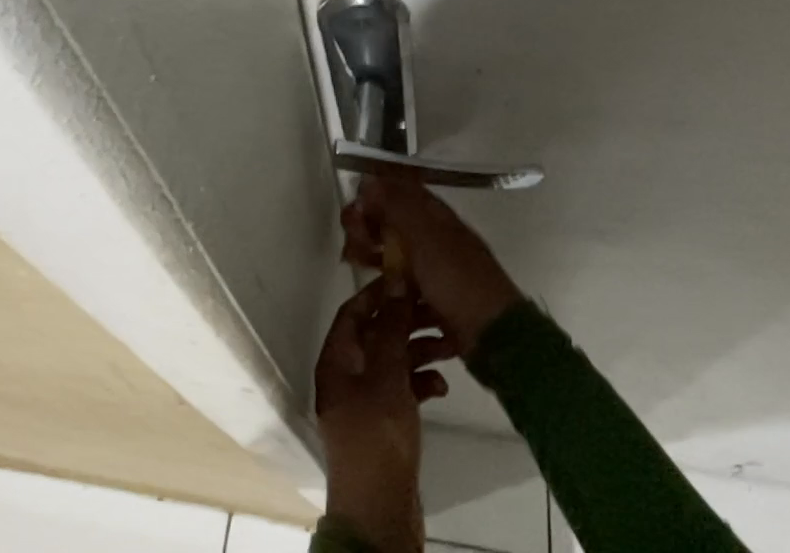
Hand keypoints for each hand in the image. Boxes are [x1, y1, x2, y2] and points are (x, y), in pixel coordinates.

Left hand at [315, 276, 455, 552]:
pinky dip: (421, 383)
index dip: (380, 293)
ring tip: (453, 347)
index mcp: (336, 361)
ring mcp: (365, 400)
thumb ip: (391, 330)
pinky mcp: (385, 422)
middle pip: (377, 335)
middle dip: (409, 322)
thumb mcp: (386, 378)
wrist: (380, 509)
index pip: (354, 312)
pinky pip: (402, 389)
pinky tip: (441, 387)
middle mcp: (346, 375)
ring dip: (421, 351)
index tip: (412, 278)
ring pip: (393, 361)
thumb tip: (394, 282)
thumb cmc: (377, 437)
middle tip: (443, 312)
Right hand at [341, 178, 525, 354]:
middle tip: (353, 244)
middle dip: (368, 227)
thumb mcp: (425, 238)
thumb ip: (397, 208)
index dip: (374, 197)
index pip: (400, 193)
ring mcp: (435, 267)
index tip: (354, 211)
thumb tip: (369, 179)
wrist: (492, 334)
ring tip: (355, 263)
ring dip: (372, 252)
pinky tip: (372, 287)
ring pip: (394, 250)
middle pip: (393, 221)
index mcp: (437, 217)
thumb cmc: (457, 282)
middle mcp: (436, 236)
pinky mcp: (432, 295)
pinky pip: (401, 279)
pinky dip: (384, 278)